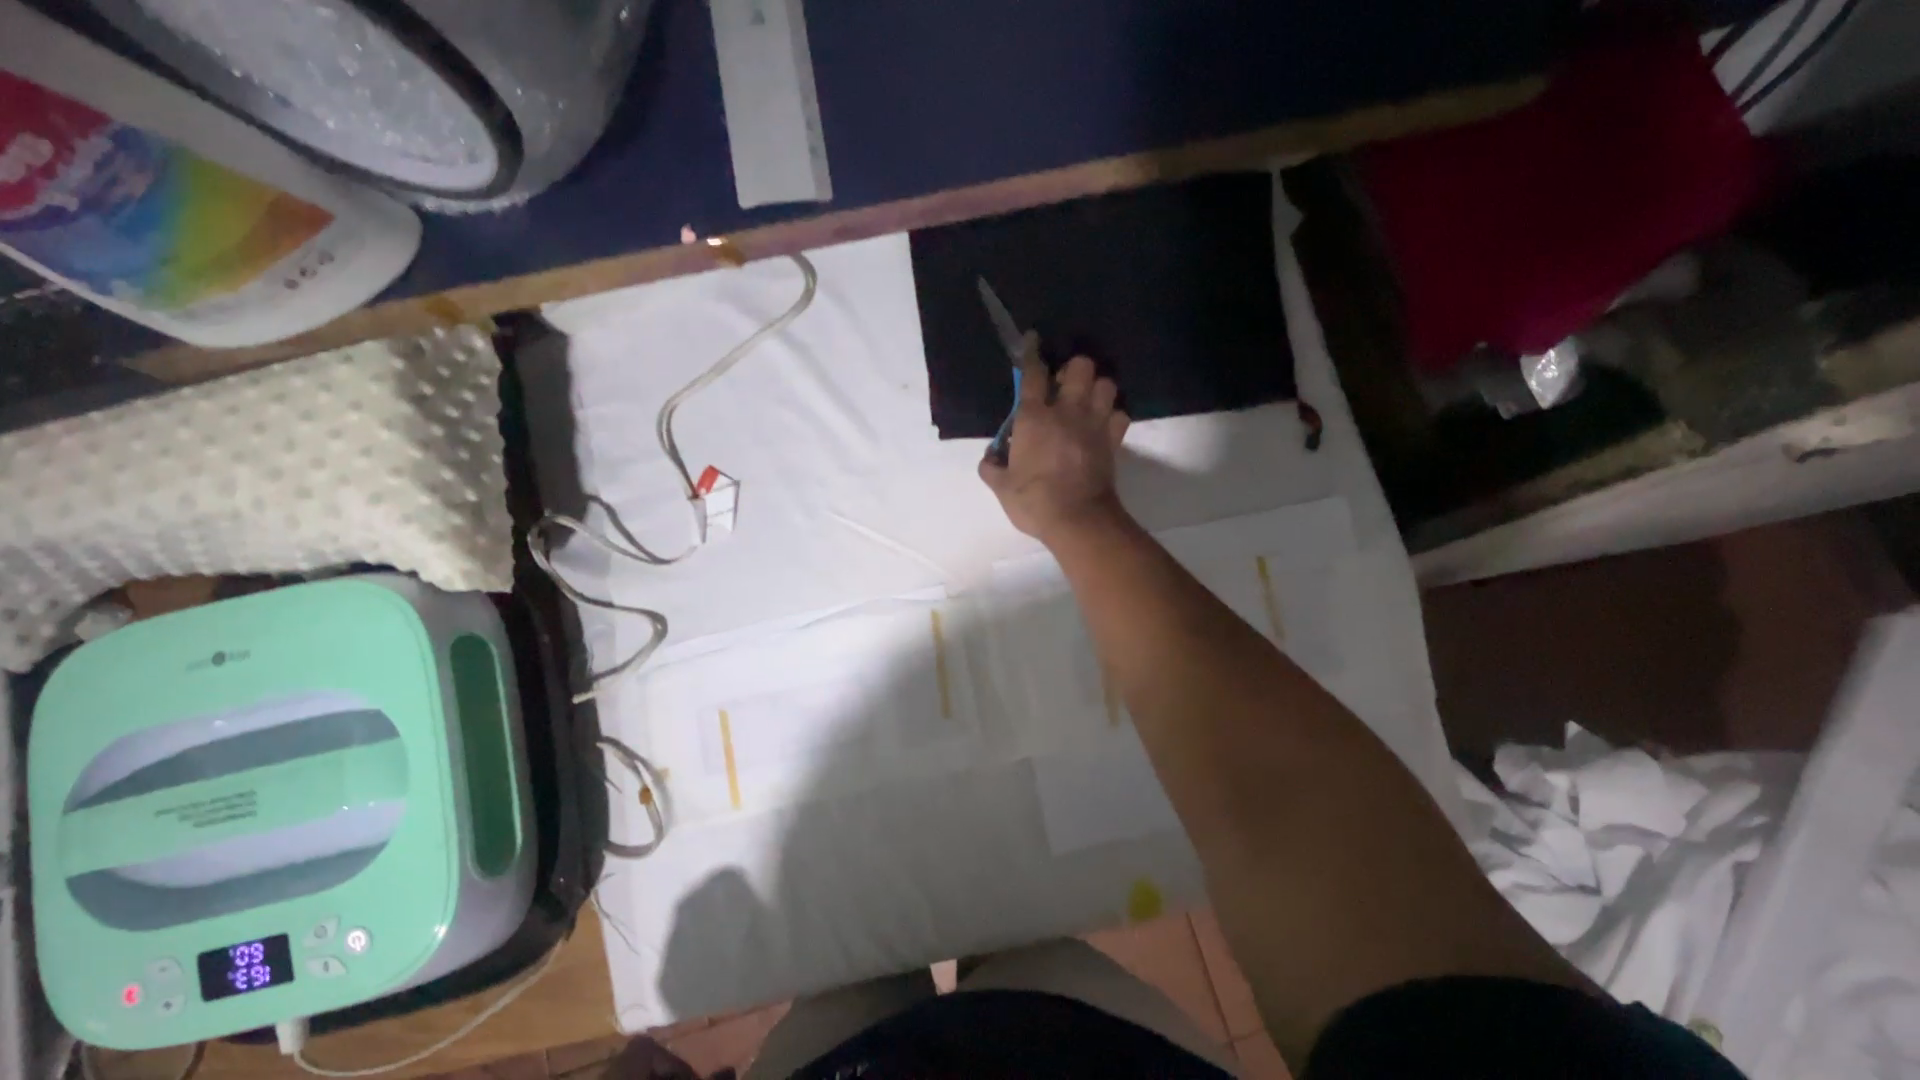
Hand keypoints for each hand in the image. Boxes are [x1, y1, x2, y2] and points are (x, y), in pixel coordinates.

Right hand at [979, 332, 1131, 542]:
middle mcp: (1066, 411)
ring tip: (1087, 401)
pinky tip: (1103, 425)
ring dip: (1097, 388)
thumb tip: (990, 458)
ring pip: (1106, 384)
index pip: (1032, 373)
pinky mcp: (1113, 440)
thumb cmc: (1034, 500)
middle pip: (1080, 367)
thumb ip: (992, 467)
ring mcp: (1094, 423)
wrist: (1077, 519)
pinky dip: (1113, 416)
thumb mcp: (1001, 486)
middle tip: (1064, 386)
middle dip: (1073, 370)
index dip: (1031, 353)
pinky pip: (1120, 415)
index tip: (1032, 341)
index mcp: (1034, 417)